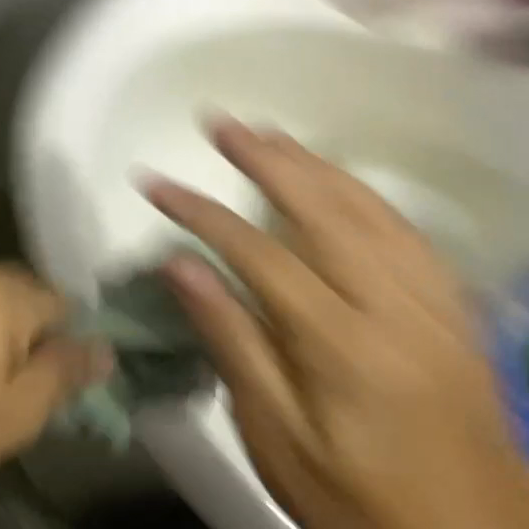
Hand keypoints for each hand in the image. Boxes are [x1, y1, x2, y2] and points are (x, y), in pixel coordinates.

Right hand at [148, 120, 528, 528]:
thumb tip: (178, 263)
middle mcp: (402, 318)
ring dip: (323, 170)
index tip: (151, 182)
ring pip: (382, 221)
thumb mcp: (274, 433)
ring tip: (274, 136)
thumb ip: (231, 341)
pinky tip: (347, 188)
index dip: (201, 212)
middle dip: (270, 163)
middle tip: (221, 122)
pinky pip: (420, 246)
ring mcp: (441, 319)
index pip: (261, 253)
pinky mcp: (462, 328)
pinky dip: (376, 204)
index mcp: (346, 347)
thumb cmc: (352, 496)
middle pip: (332, 218)